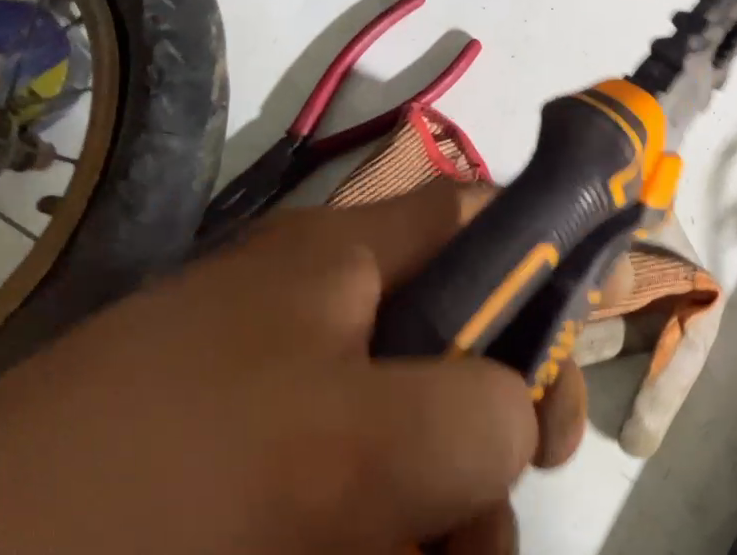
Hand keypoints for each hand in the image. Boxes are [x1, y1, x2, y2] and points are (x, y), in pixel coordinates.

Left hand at [0, 179, 622, 554]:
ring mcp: (274, 401)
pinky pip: (350, 491)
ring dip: (451, 502)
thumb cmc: (155, 488)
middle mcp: (317, 315)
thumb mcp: (354, 442)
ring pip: (410, 432)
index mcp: (341, 261)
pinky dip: (389, 535)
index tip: (580, 345)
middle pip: (460, 336)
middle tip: (523, 483)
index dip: (551, 252)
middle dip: (505, 416)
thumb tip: (518, 423)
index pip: (483, 213)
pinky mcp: (241, 480)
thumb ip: (483, 413)